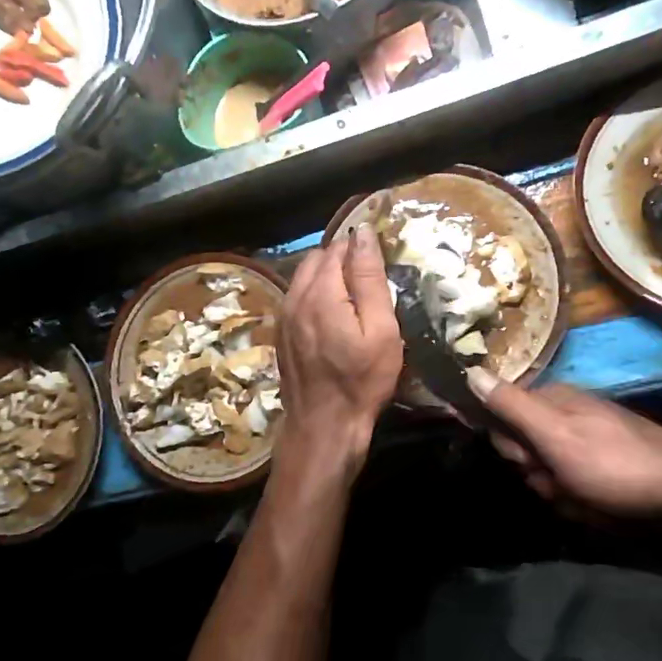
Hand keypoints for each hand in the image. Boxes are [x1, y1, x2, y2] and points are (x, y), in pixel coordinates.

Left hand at [278, 225, 402, 441]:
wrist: (324, 425)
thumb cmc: (361, 380)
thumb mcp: (380, 330)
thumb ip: (369, 278)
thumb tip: (362, 234)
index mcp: (320, 293)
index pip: (338, 248)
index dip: (360, 248)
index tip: (380, 262)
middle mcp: (294, 297)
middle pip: (317, 259)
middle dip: (342, 261)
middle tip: (370, 283)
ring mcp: (283, 316)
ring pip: (304, 277)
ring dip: (328, 278)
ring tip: (354, 301)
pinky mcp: (281, 332)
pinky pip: (297, 298)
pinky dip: (315, 296)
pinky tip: (334, 318)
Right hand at [469, 372, 661, 520]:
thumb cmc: (616, 465)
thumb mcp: (555, 434)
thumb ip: (511, 405)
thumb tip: (469, 370)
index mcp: (552, 400)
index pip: (501, 416)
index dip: (509, 444)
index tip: (530, 459)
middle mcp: (566, 415)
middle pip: (522, 448)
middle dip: (537, 472)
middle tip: (562, 480)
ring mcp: (586, 442)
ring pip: (545, 473)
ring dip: (559, 492)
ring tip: (587, 498)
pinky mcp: (603, 467)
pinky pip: (571, 486)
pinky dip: (580, 501)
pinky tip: (600, 506)